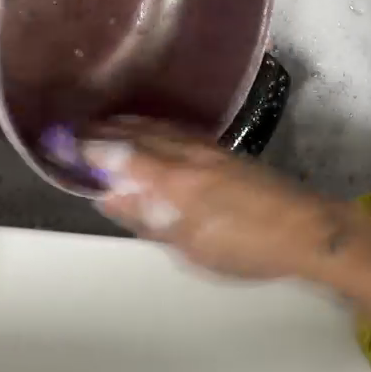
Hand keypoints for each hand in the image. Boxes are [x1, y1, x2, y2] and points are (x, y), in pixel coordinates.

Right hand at [80, 119, 367, 281]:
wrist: (304, 228)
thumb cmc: (246, 247)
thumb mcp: (190, 247)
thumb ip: (149, 219)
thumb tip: (111, 197)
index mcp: (176, 180)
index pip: (124, 157)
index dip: (93, 149)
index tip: (66, 143)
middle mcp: (187, 153)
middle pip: (138, 135)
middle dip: (104, 132)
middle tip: (75, 131)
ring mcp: (206, 146)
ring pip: (157, 127)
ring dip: (126, 124)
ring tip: (102, 125)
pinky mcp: (220, 148)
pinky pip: (175, 128)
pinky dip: (151, 126)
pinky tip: (146, 129)